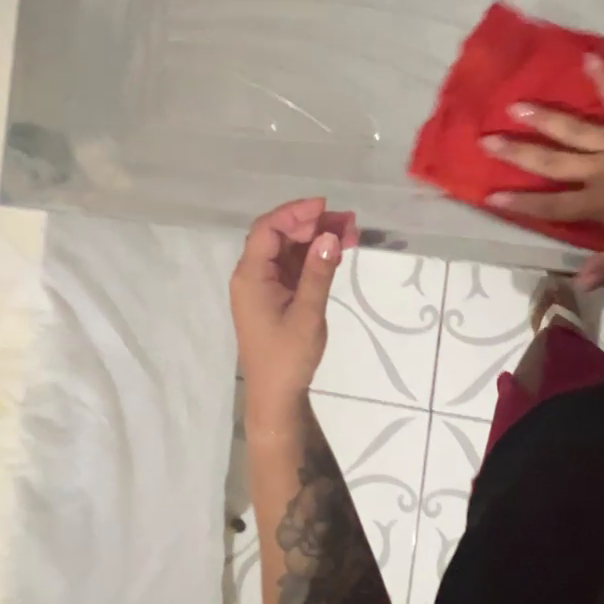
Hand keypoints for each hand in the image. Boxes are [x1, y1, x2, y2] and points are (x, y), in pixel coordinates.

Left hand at [231, 198, 357, 410]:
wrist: (276, 395)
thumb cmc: (287, 356)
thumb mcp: (307, 313)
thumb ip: (317, 272)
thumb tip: (330, 236)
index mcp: (251, 276)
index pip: (268, 230)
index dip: (295, 213)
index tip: (325, 207)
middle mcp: (253, 275)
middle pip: (279, 236)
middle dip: (313, 224)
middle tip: (349, 222)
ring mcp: (264, 286)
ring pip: (289, 250)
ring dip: (317, 239)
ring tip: (352, 233)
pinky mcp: (276, 296)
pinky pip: (293, 266)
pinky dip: (314, 257)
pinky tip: (338, 252)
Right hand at [483, 53, 603, 288]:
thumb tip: (578, 282)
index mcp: (601, 203)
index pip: (552, 206)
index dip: (520, 204)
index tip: (490, 196)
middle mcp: (602, 170)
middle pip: (552, 162)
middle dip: (517, 153)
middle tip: (487, 140)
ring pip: (575, 130)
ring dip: (545, 118)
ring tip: (517, 105)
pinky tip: (589, 58)